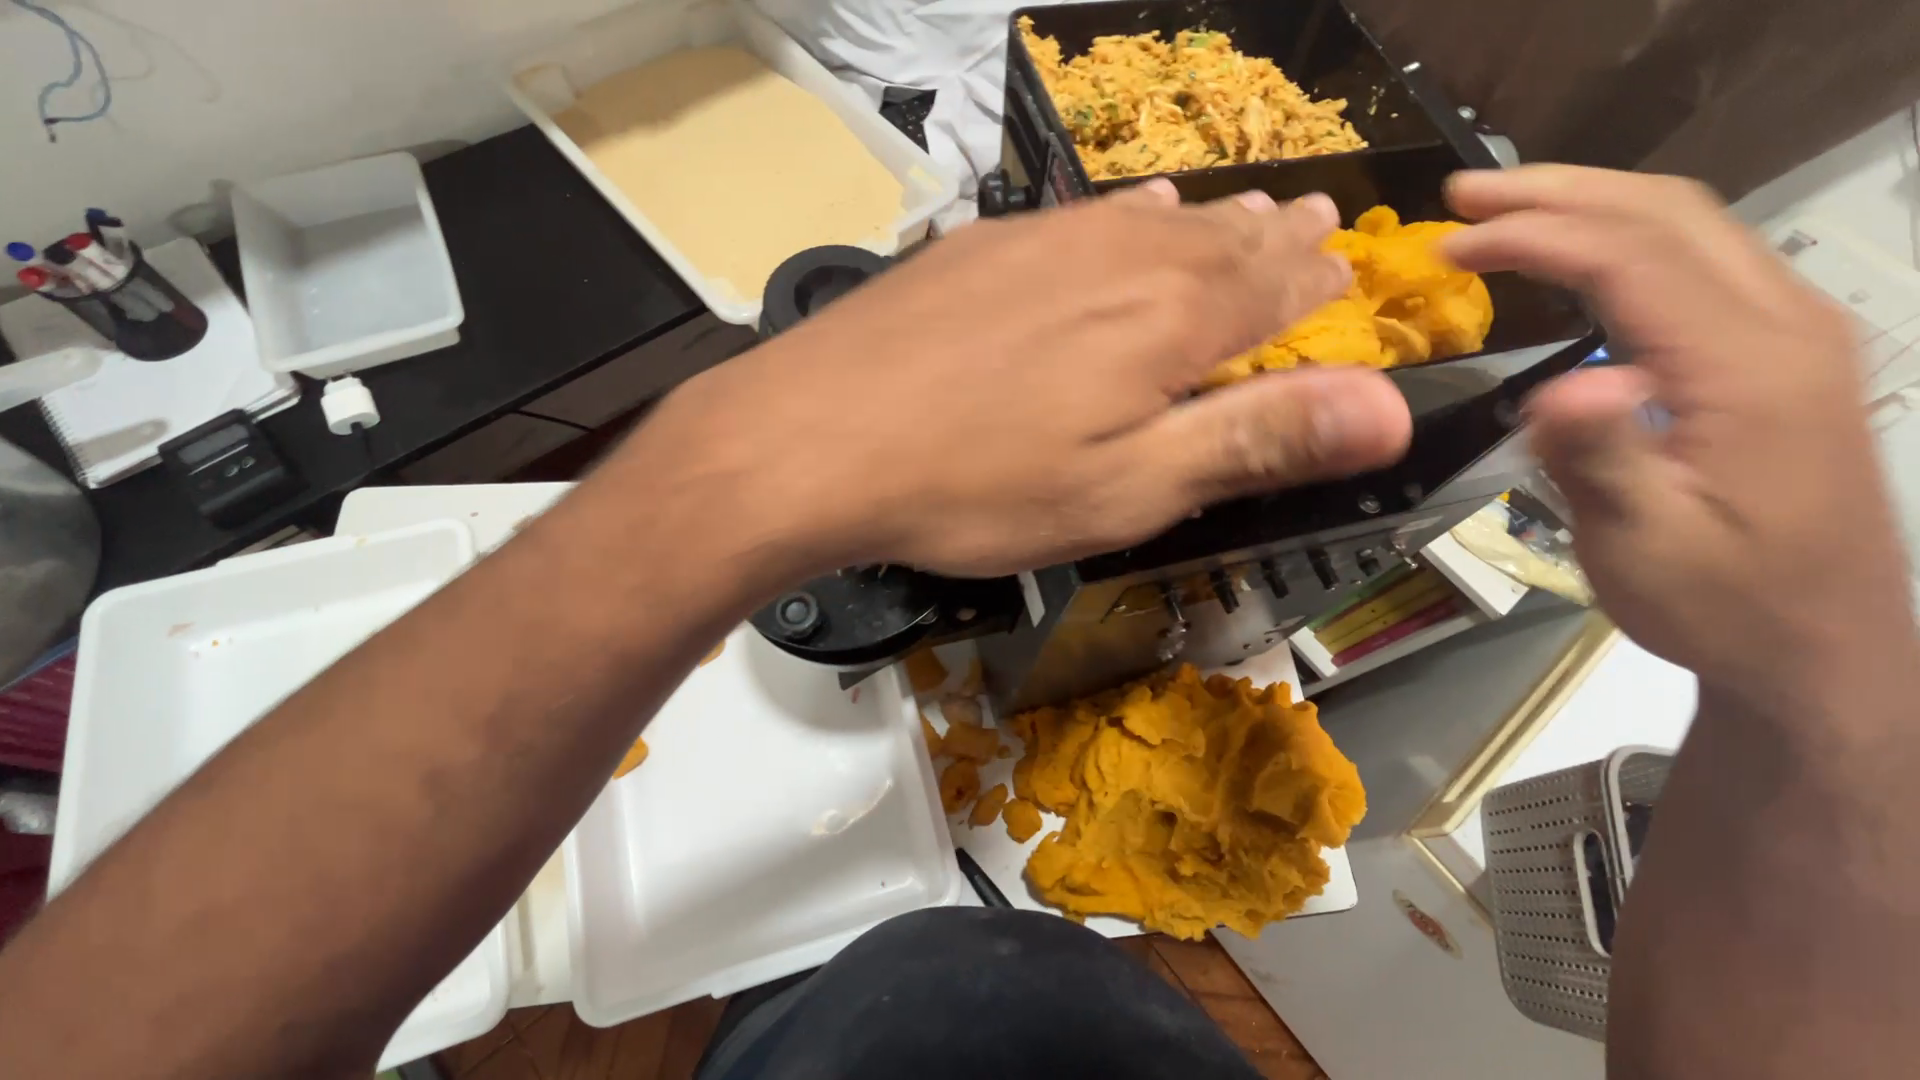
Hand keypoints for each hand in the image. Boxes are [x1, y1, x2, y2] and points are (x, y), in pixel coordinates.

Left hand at [627, 182, 1411, 575]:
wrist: (813, 439)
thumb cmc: (976, 485)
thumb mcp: (1126, 490)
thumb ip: (1255, 441)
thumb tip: (1393, 409)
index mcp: (1168, 321)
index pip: (1275, 288)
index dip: (1319, 283)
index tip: (1348, 269)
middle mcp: (1117, 258)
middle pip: (1222, 242)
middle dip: (1277, 238)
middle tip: (1316, 222)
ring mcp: (1040, 243)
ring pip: (1153, 222)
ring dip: (1209, 223)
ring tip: (1246, 214)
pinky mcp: (978, 250)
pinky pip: (1080, 218)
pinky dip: (1125, 217)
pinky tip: (1130, 212)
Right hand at [1442, 166, 1914, 697]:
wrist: (1821, 644)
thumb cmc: (1720, 600)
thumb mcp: (1645, 546)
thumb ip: (1604, 459)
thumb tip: (1562, 385)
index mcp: (1748, 366)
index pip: (1632, 258)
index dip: (1534, 236)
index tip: (1449, 244)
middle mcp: (1785, 325)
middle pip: (1670, 213)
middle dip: (1558, 191)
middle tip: (1464, 196)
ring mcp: (1793, 333)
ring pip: (1691, 225)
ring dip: (1590, 204)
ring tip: (1504, 211)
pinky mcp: (1781, 353)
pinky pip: (1700, 260)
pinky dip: (1622, 238)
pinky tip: (1575, 257)